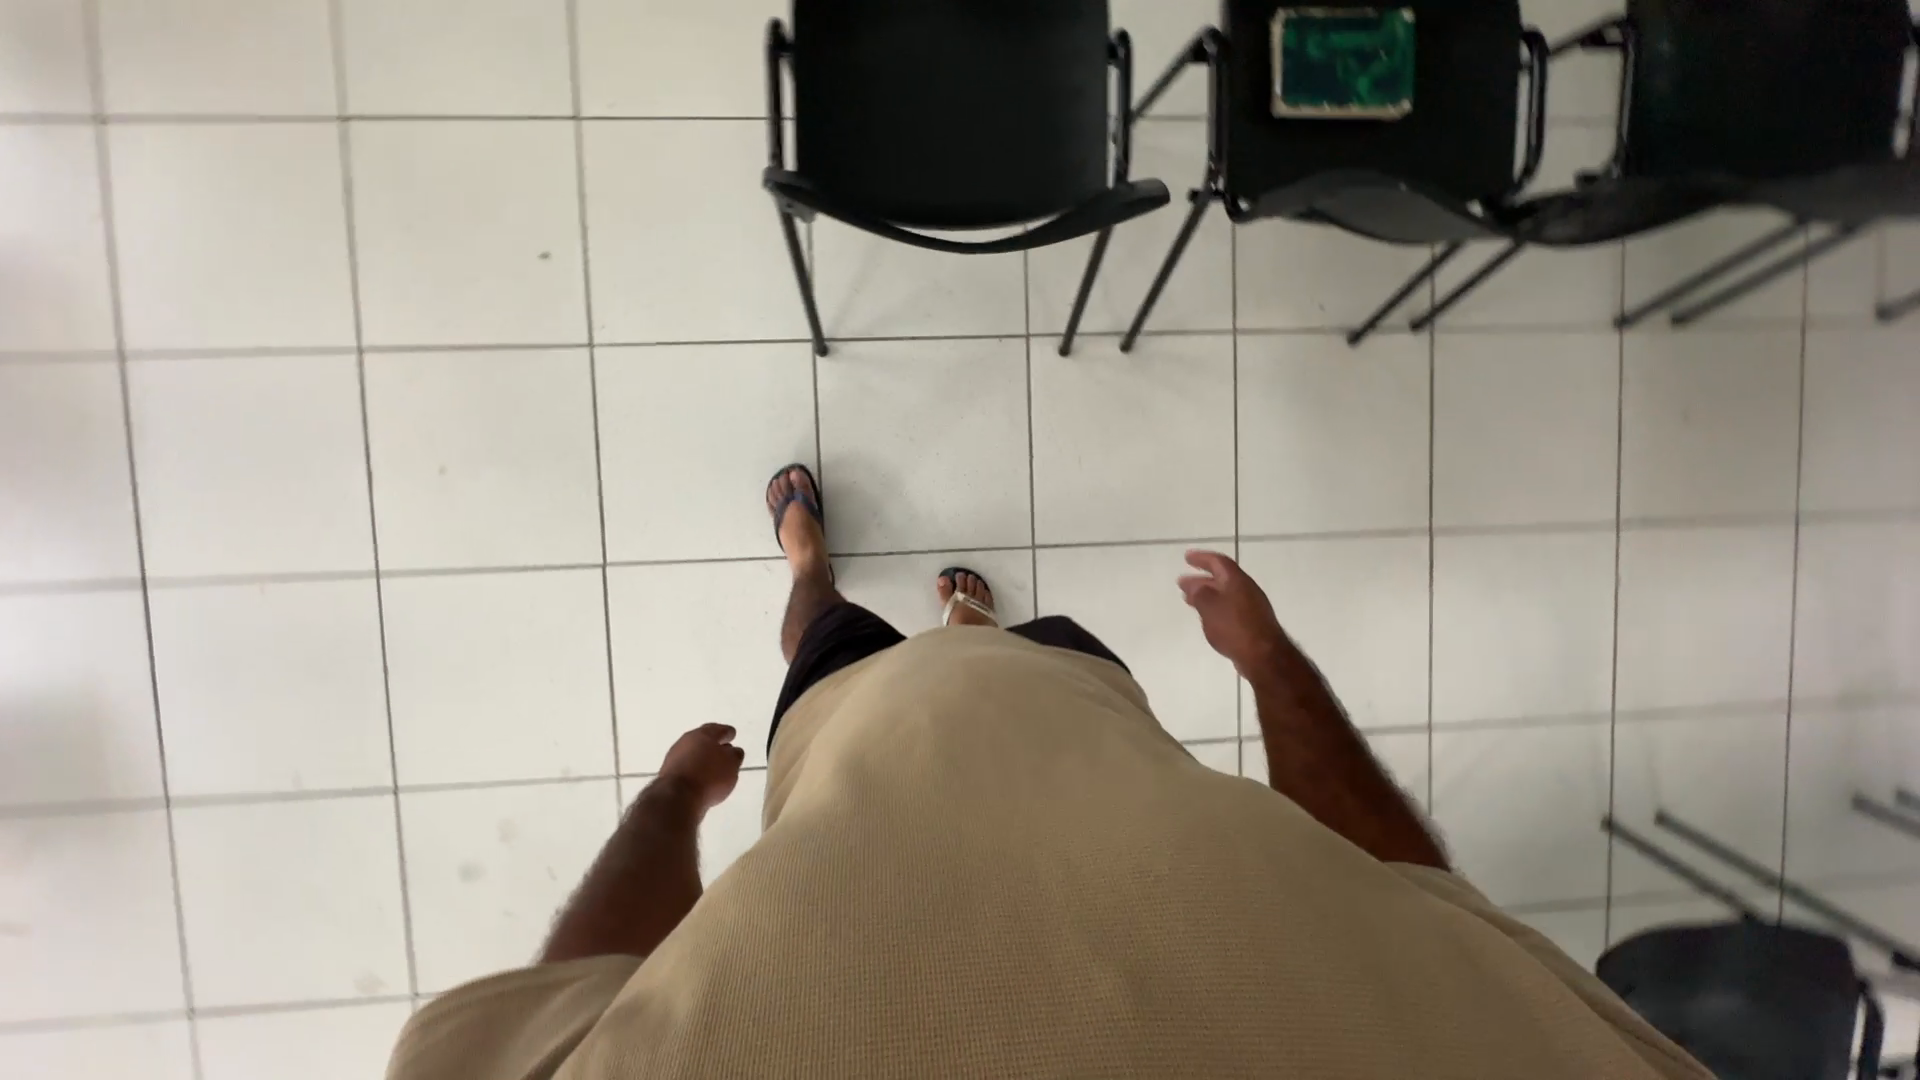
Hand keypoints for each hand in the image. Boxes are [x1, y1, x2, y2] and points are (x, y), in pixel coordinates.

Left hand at [656, 724, 744, 813]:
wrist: (676, 797)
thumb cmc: (709, 776)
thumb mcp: (731, 765)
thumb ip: (734, 755)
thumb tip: (733, 751)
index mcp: (704, 734)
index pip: (719, 729)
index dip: (727, 732)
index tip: (732, 735)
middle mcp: (687, 741)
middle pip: (702, 739)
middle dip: (713, 744)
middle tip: (723, 749)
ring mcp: (674, 757)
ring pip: (692, 753)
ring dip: (701, 757)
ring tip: (712, 767)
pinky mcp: (667, 773)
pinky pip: (685, 767)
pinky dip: (693, 769)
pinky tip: (699, 778)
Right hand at [1177, 550, 1289, 675]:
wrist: (1263, 656)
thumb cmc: (1234, 627)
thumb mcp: (1209, 606)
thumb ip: (1199, 593)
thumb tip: (1194, 585)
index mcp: (1237, 581)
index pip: (1219, 562)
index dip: (1202, 558)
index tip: (1187, 557)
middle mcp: (1246, 590)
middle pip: (1222, 579)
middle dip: (1201, 579)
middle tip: (1183, 582)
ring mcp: (1251, 608)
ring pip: (1225, 595)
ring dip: (1207, 595)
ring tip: (1189, 599)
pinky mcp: (1252, 624)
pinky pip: (1229, 609)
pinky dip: (1215, 608)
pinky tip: (1207, 618)